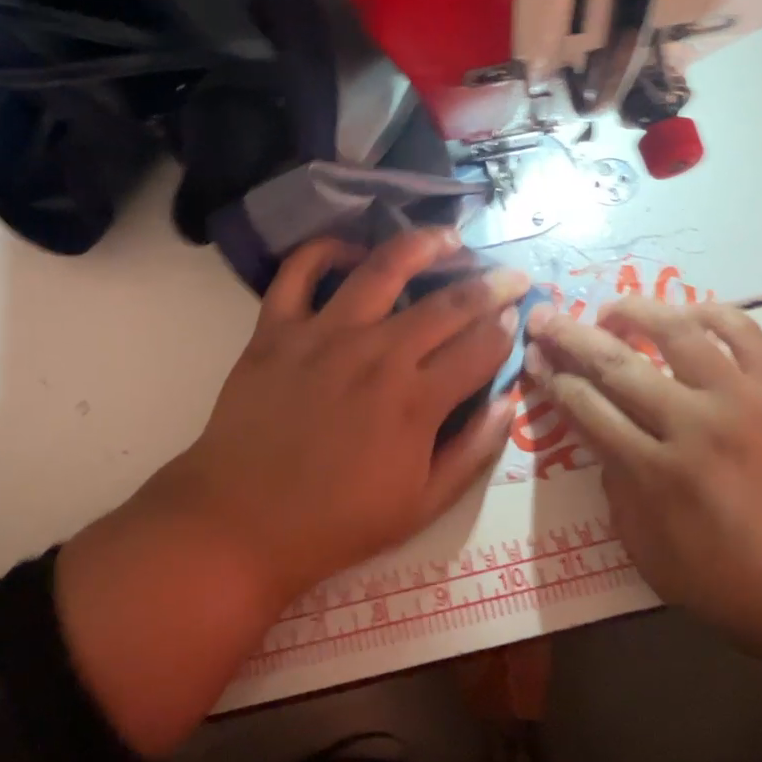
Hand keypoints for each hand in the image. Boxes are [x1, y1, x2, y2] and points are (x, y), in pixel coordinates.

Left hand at [157, 227, 529, 599]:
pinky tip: (353, 248)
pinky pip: (300, 271)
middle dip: (490, 285)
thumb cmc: (337, 522)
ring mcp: (323, 335)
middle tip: (511, 274)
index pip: (480, 347)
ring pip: (382, 268)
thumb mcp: (422, 506)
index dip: (507, 326)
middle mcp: (377, 355)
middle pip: (447, 304)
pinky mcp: (276, 329)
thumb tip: (508, 400)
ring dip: (424, 245)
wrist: (242, 524)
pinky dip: (326, 249)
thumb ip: (473, 451)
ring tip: (449, 238)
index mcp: (416, 402)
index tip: (519, 313)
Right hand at [526, 297, 761, 714]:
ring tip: (611, 310)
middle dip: (569, 336)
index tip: (535, 361)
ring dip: (634, 311)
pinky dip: (709, 312)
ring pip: (677, 330)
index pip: (586, 407)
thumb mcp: (655, 561)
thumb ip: (620, 498)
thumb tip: (604, 444)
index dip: (553, 380)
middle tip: (544, 317)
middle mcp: (692, 423)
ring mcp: (742, 397)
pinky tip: (687, 314)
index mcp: (656, 474)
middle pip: (616, 362)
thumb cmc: (741, 588)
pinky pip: (742, 330)